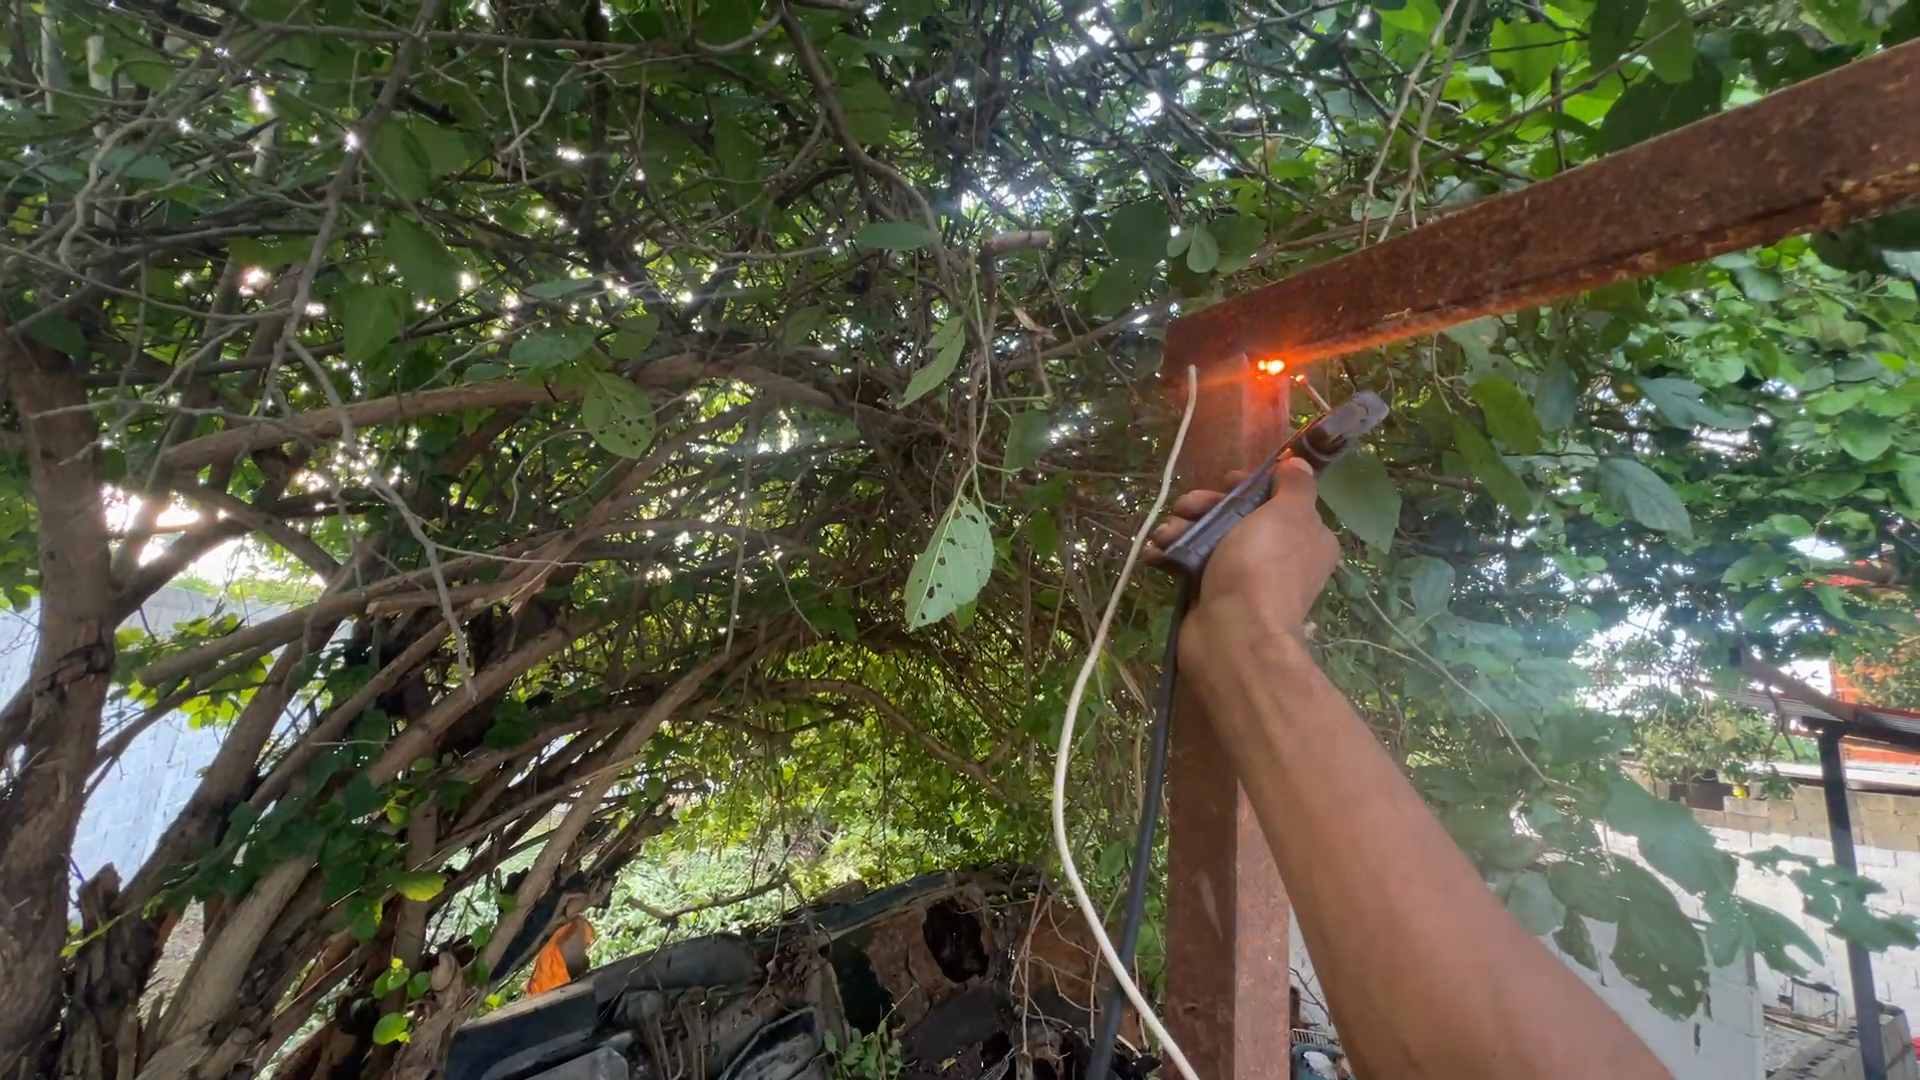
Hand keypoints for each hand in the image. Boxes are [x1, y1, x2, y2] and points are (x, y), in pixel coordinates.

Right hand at [1147, 455, 1339, 636]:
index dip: (1248, 487)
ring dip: (1181, 529)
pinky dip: (1170, 556)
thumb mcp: (1288, 514)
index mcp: (1305, 537)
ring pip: (1208, 539)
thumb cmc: (1263, 566)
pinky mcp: (1211, 594)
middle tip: (1184, 507)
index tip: (1226, 481)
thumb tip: (1298, 465)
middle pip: (1236, 517)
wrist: (1233, 632)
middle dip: (1204, 507)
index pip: (1277, 501)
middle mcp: (1277, 556)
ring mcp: (1242, 577)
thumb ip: (1295, 486)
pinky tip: (1155, 554)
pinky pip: (1189, 565)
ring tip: (1164, 535)